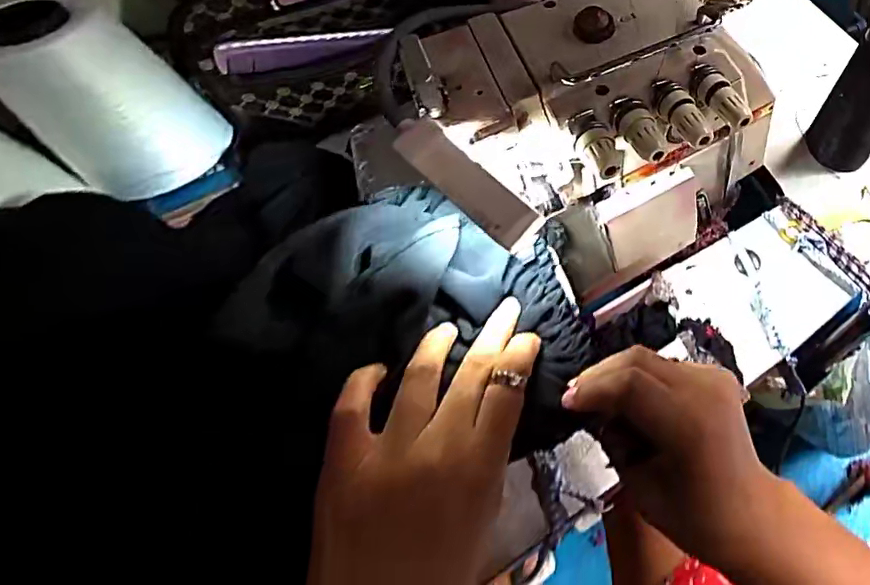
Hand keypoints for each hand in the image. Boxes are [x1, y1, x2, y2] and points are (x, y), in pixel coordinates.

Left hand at [308, 296, 540, 584]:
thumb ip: (494, 455)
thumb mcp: (487, 512)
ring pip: (419, 375)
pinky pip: (350, 407)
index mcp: (480, 464)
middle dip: (496, 333)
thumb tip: (501, 405)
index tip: (527, 336)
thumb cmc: (444, 570)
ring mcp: (387, 452)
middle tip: (505, 310)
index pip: (509, 387)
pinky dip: (364, 380)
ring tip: (447, 330)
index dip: (521, 352)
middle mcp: (438, 447)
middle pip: (474, 370)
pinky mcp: (341, 466)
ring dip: (437, 343)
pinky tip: (378, 370)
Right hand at [566, 348, 869, 584]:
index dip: (593, 387)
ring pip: (654, 359)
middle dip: (602, 373)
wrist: (747, 510)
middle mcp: (704, 387)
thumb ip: (617, 441)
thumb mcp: (642, 485)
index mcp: (688, 418)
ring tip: (599, 399)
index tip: (567, 401)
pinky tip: (632, 400)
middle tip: (575, 394)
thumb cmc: (695, 514)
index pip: (630, 382)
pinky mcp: (716, 374)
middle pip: (641, 359)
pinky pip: (670, 368)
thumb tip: (598, 411)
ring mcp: (714, 376)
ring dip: (623, 373)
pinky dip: (645, 378)